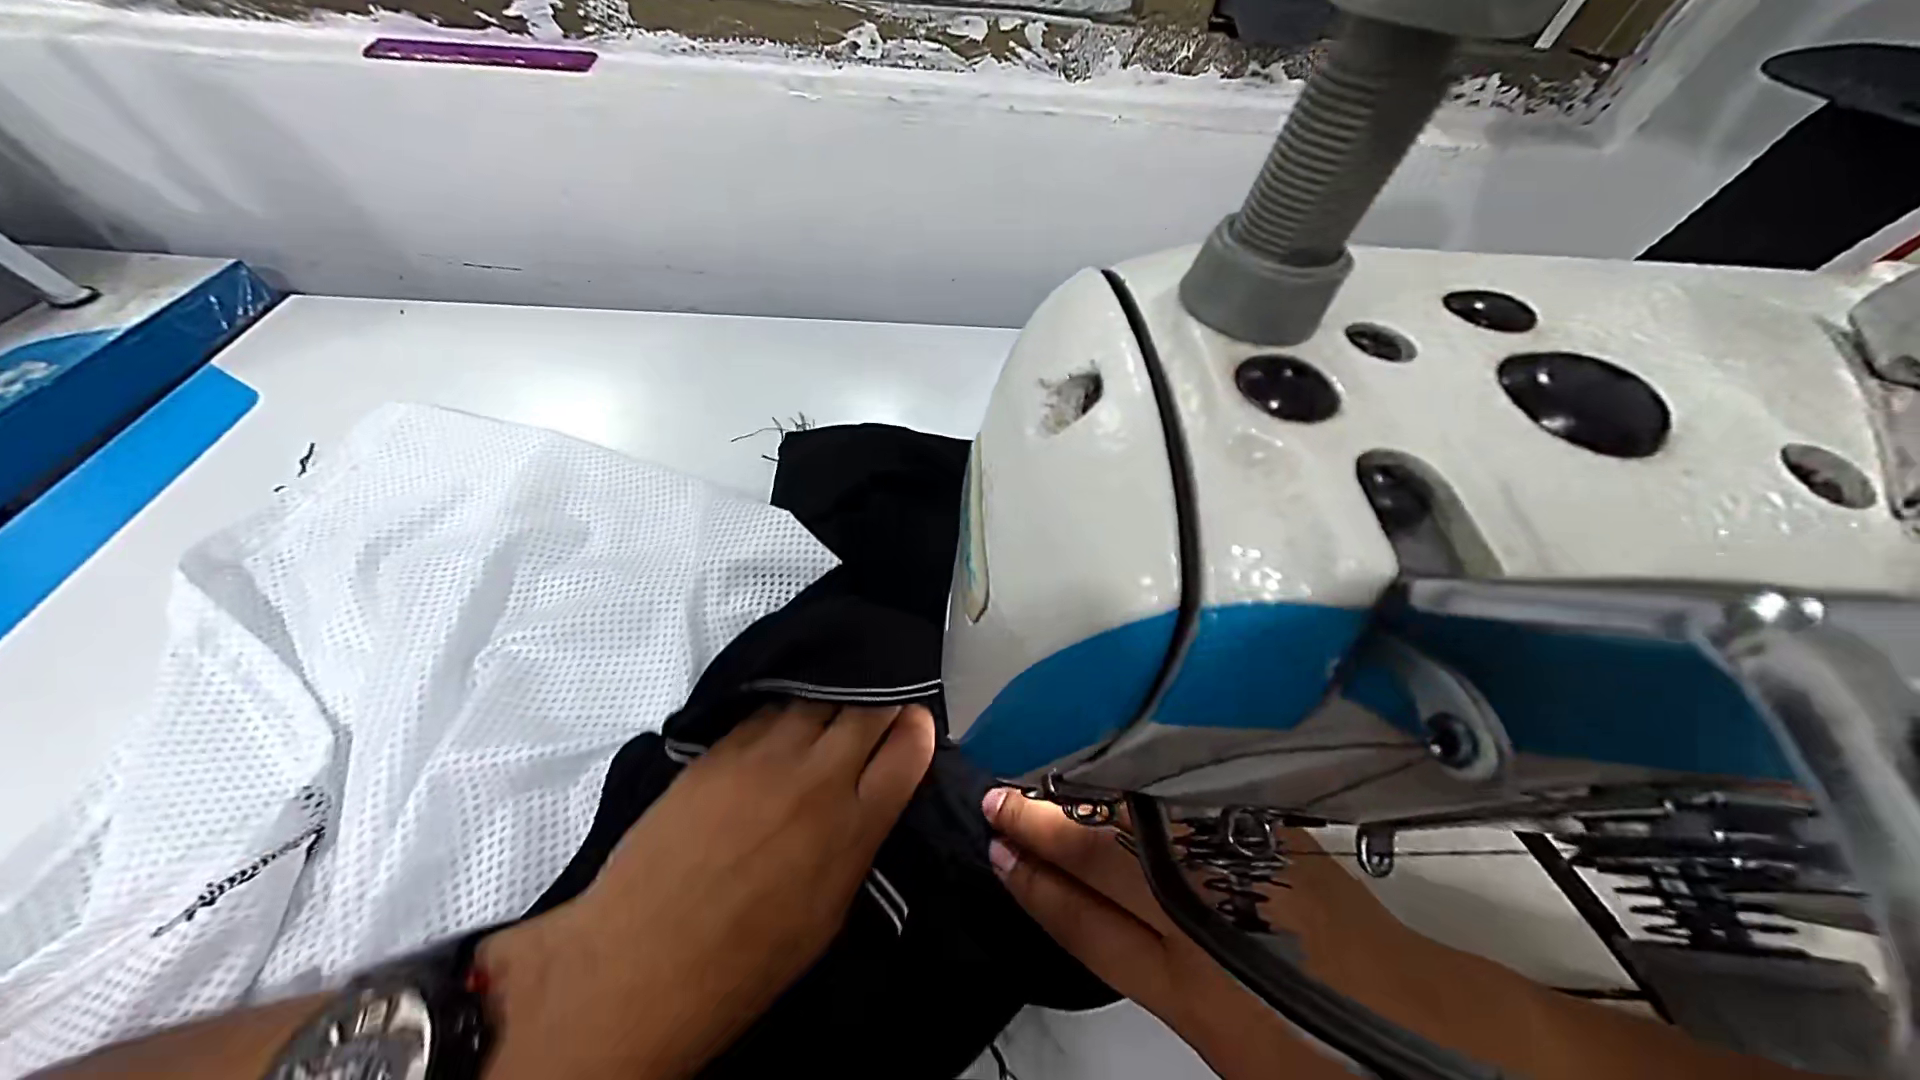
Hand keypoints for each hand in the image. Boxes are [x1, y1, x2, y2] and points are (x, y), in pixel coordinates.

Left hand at [482, 700, 936, 1079]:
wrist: (641, 960)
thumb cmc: (747, 957)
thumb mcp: (829, 910)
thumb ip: (858, 841)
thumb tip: (867, 799)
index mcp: (853, 825)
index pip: (907, 747)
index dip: (917, 726)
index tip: (912, 724)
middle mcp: (817, 777)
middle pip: (867, 707)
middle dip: (881, 701)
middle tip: (876, 708)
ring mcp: (765, 755)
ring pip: (817, 698)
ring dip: (832, 701)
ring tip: (829, 712)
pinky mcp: (721, 749)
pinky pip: (767, 710)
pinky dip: (785, 710)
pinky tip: (782, 724)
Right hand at [982, 789, 1345, 1078]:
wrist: (1407, 1013)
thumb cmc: (1301, 1045)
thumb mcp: (1205, 1024)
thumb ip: (1145, 961)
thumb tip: (1086, 900)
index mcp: (1182, 982)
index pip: (1080, 922)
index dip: (1033, 886)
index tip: (996, 851)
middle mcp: (1201, 911)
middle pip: (1096, 855)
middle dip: (1038, 825)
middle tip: (997, 798)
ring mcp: (1233, 859)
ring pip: (1134, 817)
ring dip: (1079, 795)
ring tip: (1039, 778)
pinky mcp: (1262, 826)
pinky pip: (1181, 797)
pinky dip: (1137, 782)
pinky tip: (1110, 769)